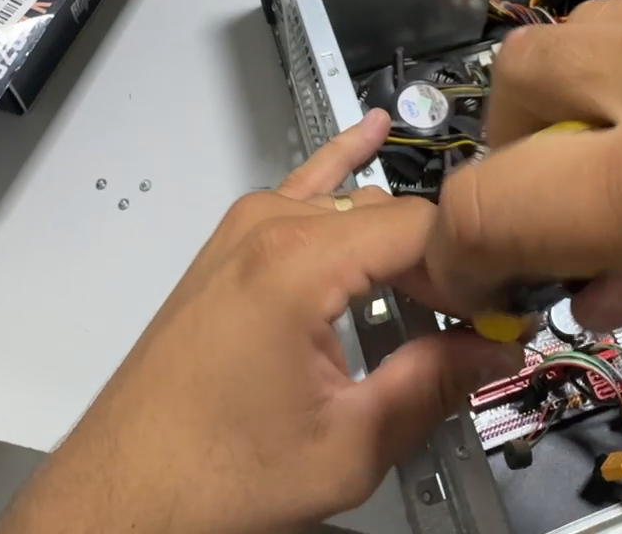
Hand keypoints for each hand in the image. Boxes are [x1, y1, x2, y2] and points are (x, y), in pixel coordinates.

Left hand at [0, 110, 521, 533]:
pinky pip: (303, 186)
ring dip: (398, 240)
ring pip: (353, 204)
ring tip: (438, 287)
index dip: (469, 269)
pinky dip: (343, 161)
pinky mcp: (235, 239)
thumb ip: (432, 384)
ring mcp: (247, 223)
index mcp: (300, 261)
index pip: (420, 230)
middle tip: (472, 319)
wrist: (123, 490)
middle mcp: (272, 222)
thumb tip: (498, 348)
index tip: (496, 314)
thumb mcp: (346, 444)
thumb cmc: (220, 472)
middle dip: (436, 263)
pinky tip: (374, 130)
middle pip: (389, 215)